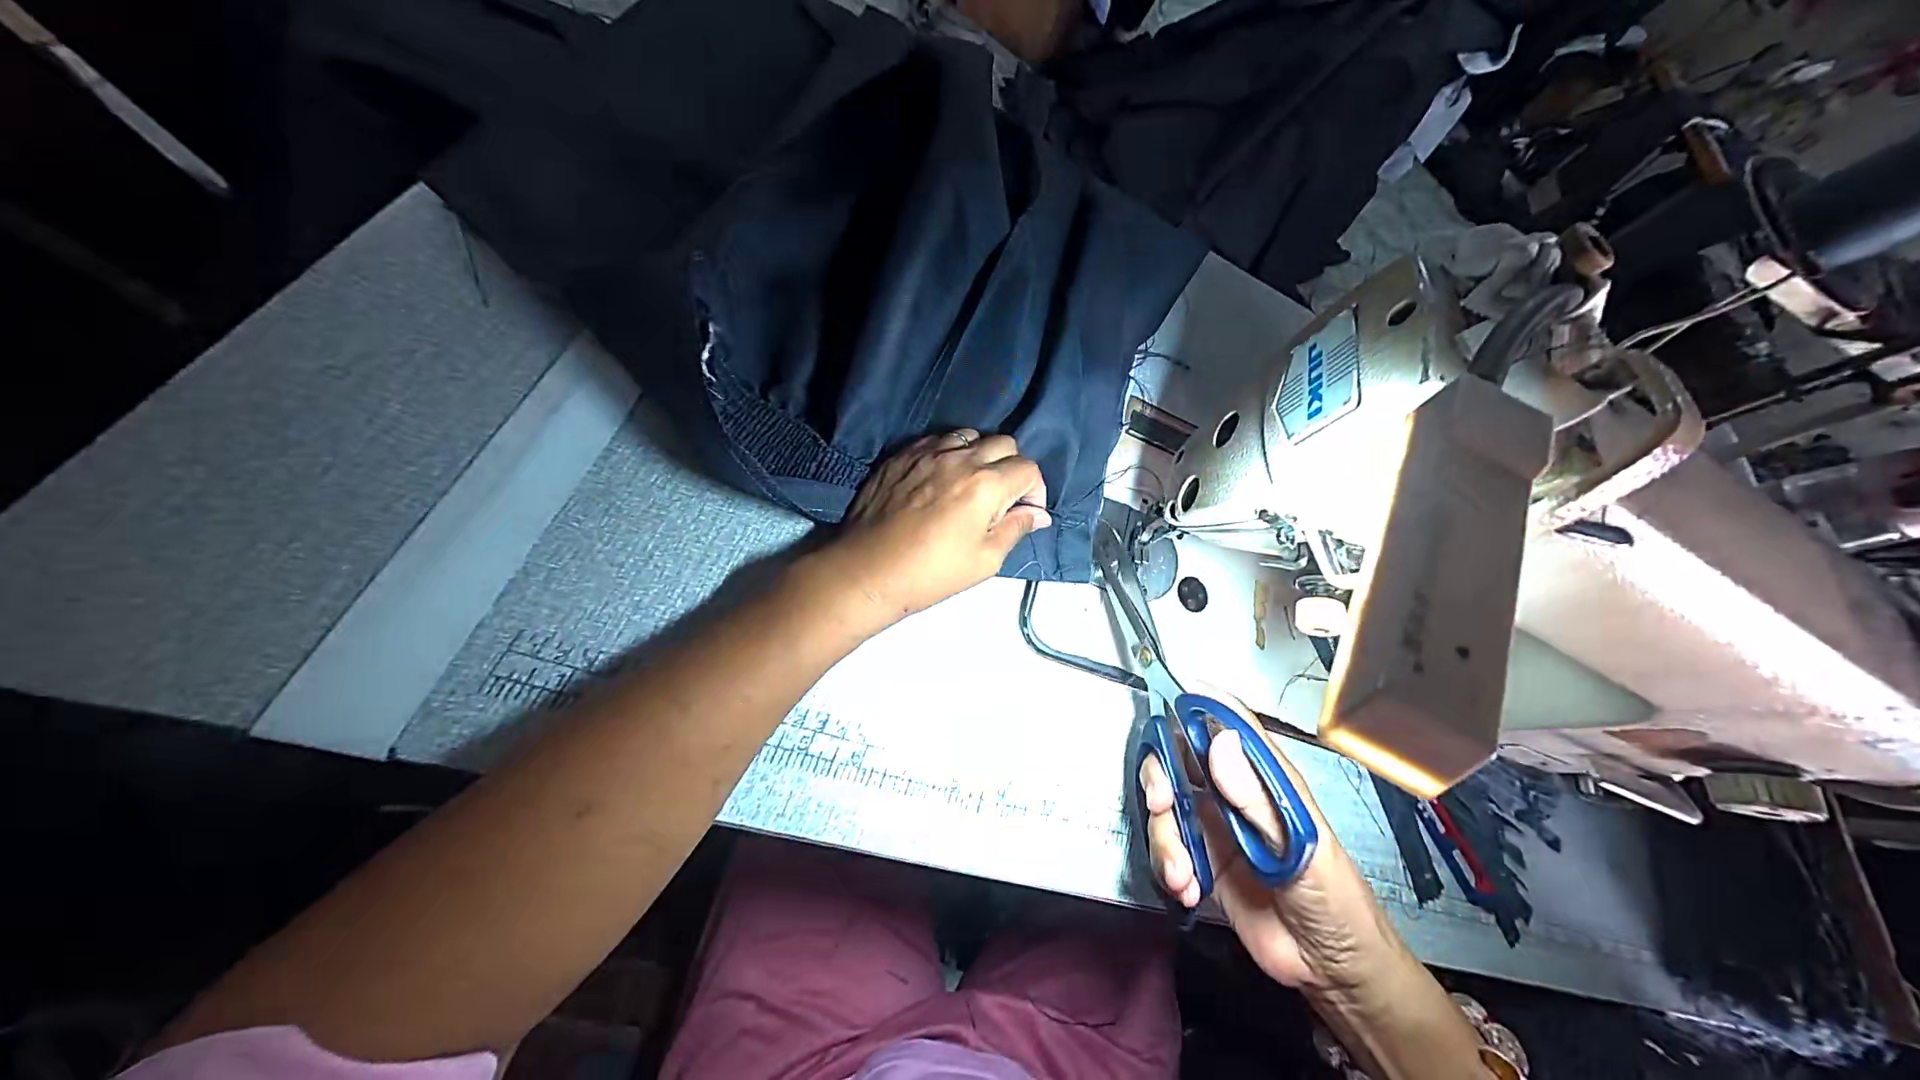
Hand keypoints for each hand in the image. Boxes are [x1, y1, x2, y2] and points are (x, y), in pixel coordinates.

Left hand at [820, 429, 1050, 623]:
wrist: (867, 569)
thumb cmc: (930, 572)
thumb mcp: (984, 560)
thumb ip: (1016, 529)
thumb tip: (1037, 514)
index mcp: (986, 484)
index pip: (1028, 468)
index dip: (1034, 490)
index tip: (1024, 512)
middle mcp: (960, 458)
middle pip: (1004, 443)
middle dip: (1011, 468)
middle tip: (1000, 498)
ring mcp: (928, 452)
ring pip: (970, 436)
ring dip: (980, 455)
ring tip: (970, 484)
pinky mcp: (902, 454)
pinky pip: (937, 440)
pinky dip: (949, 453)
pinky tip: (941, 479)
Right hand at [1140, 719, 1394, 993]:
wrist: (1330, 967)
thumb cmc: (1333, 898)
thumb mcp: (1300, 847)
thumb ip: (1256, 798)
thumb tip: (1220, 743)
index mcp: (1265, 777)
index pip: (1229, 725)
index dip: (1198, 705)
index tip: (1167, 699)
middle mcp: (1234, 793)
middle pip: (1180, 759)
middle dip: (1159, 777)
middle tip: (1160, 804)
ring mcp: (1215, 826)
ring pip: (1166, 806)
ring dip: (1164, 838)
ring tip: (1183, 875)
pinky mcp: (1201, 860)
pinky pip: (1166, 847)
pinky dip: (1167, 865)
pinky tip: (1187, 889)